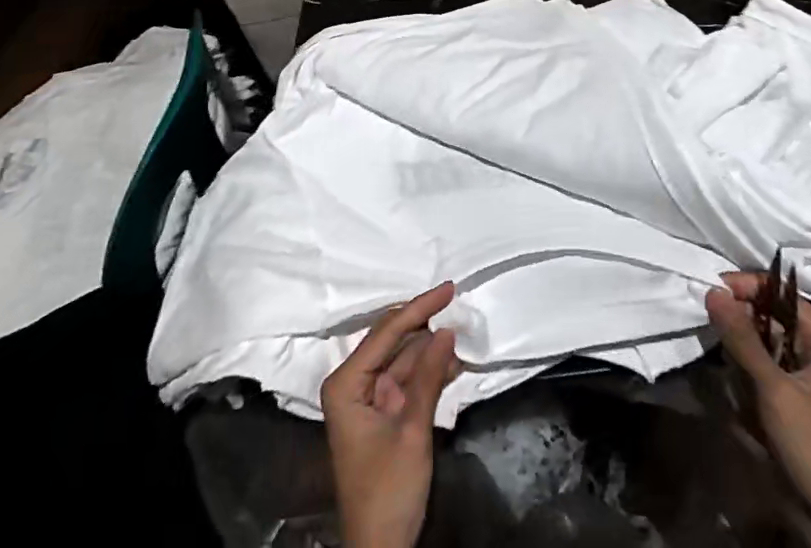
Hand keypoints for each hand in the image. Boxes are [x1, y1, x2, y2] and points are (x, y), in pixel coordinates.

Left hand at [322, 282, 461, 547]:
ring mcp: (370, 397)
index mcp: (346, 384)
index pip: (386, 333)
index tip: (448, 288)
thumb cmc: (388, 489)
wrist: (380, 545)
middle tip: (459, 303)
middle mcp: (354, 383)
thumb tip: (447, 330)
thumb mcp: (411, 430)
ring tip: (464, 335)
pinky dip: (433, 371)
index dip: (419, 308)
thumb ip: (429, 377)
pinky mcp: (386, 411)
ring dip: (433, 349)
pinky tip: (455, 362)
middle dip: (426, 325)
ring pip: (405, 358)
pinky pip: (411, 379)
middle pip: (393, 341)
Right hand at [707, 274, 810, 547]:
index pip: (784, 296)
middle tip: (707, 324)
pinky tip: (737, 394)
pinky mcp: (798, 406)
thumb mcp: (777, 393)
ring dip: (742, 356)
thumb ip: (744, 341)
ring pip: (765, 350)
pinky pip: (766, 377)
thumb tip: (713, 291)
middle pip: (773, 321)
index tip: (710, 288)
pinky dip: (748, 380)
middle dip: (741, 323)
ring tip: (727, 370)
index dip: (748, 287)